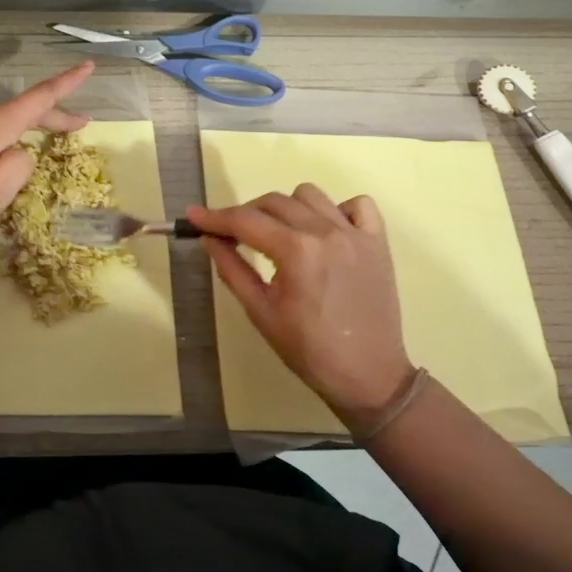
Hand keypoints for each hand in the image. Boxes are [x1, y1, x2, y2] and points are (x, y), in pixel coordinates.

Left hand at [0, 62, 94, 248]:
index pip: (36, 100)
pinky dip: (6, 130)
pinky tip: (7, 145)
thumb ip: (17, 169)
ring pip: (3, 117)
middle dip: (53, 114)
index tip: (88, 67)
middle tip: (79, 124)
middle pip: (22, 109)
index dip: (65, 84)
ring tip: (47, 137)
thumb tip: (23, 152)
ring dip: (28, 124)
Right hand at [191, 186, 414, 423]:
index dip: (214, 217)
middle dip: (245, 214)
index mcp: (296, 251)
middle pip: (273, 201)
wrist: (369, 376)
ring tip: (280, 234)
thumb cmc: (309, 350)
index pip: (245, 220)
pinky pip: (357, 205)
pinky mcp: (378, 242)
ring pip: (310, 195)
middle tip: (233, 236)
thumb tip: (209, 239)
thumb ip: (232, 269)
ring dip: (287, 208)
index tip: (193, 216)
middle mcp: (326, 232)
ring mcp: (356, 234)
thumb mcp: (260, 312)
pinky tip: (325, 232)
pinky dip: (337, 210)